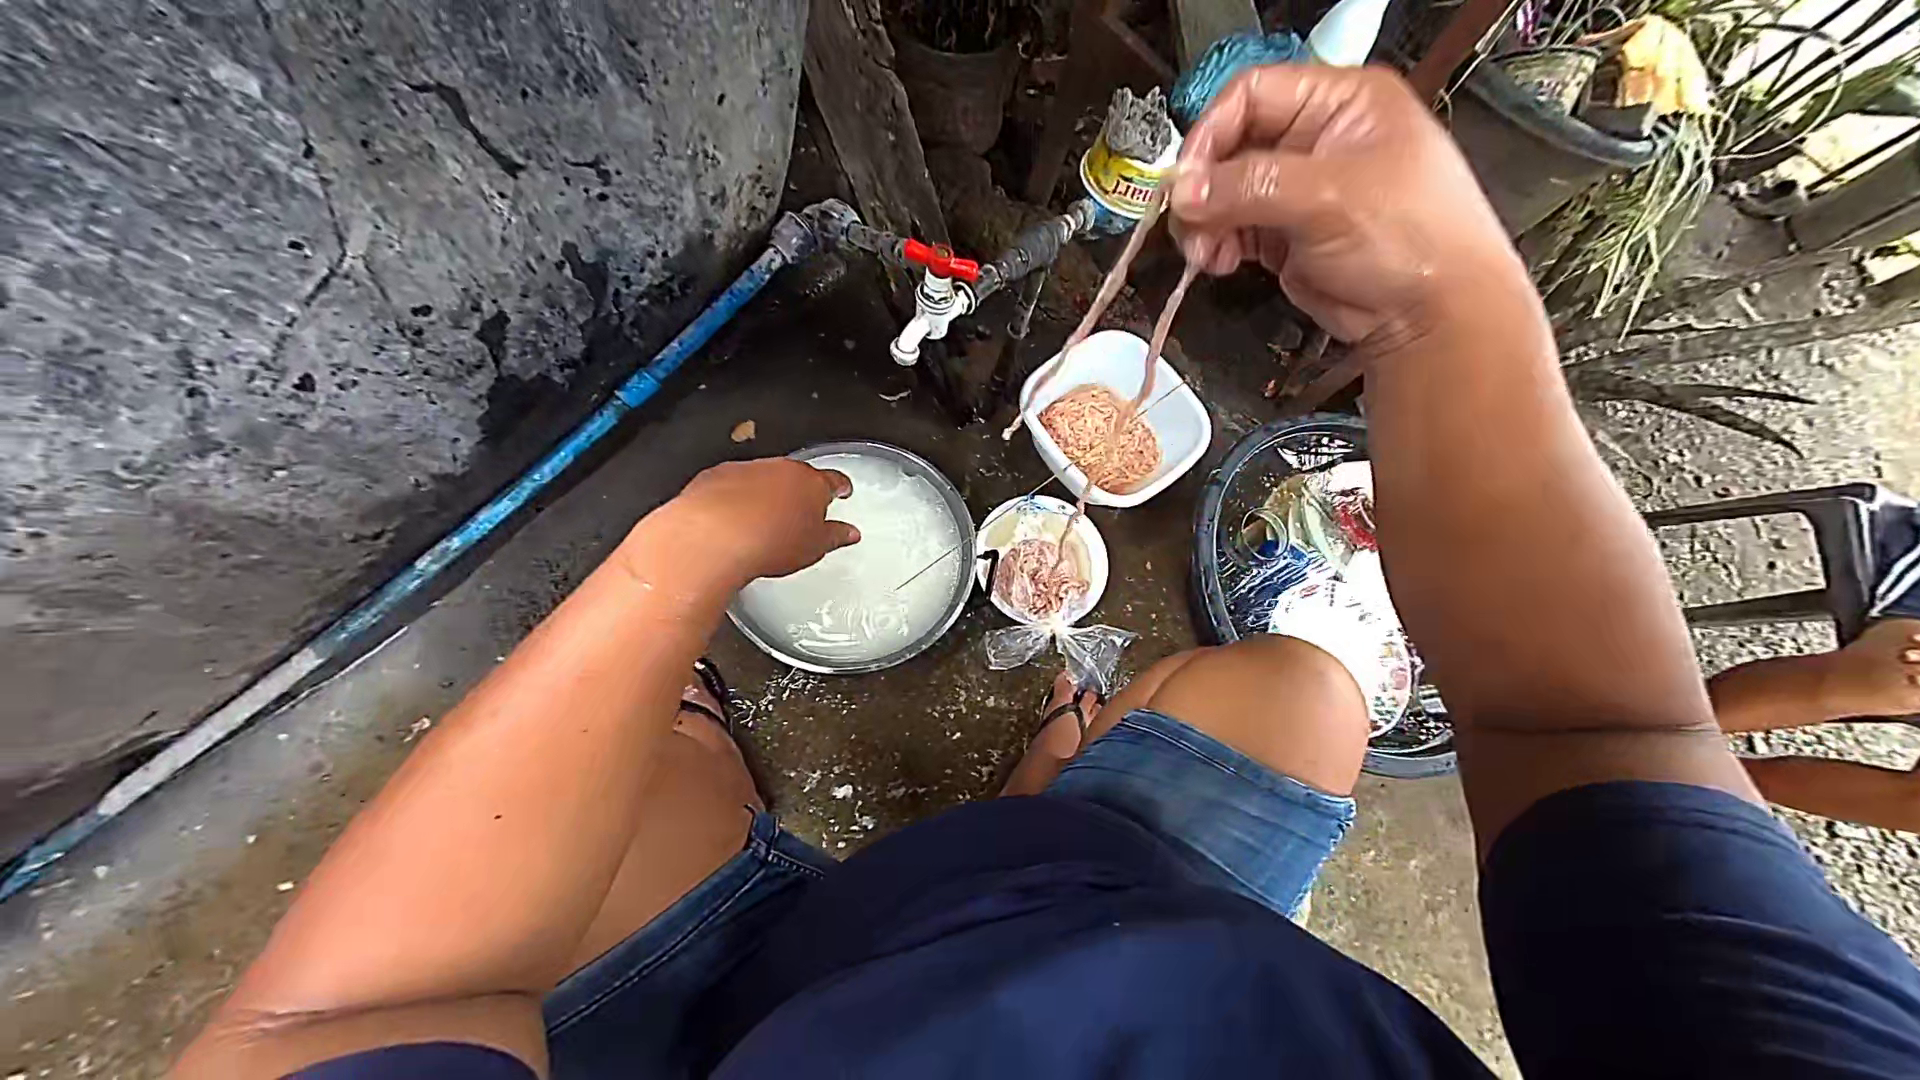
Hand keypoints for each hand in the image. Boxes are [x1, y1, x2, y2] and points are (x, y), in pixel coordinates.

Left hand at [629, 458, 860, 586]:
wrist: (712, 539)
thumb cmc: (765, 541)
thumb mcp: (814, 547)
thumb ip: (835, 536)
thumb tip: (848, 533)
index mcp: (812, 482)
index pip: (834, 480)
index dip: (841, 486)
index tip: (842, 490)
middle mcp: (780, 469)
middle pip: (796, 478)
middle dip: (798, 495)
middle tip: (797, 520)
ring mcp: (747, 470)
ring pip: (762, 480)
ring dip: (765, 497)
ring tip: (762, 528)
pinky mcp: (715, 477)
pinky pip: (731, 485)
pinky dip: (734, 499)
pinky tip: (733, 523)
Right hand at [1170, 66, 1535, 355]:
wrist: (1425, 313)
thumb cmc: (1412, 240)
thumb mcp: (1328, 198)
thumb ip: (1251, 187)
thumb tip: (1186, 189)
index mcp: (1338, 104)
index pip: (1251, 96)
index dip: (1210, 135)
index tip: (1185, 181)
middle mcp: (1311, 142)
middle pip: (1228, 149)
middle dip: (1202, 190)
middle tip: (1191, 225)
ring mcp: (1293, 191)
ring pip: (1222, 195)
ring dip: (1204, 225)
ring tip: (1207, 254)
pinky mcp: (1280, 234)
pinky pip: (1230, 231)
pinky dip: (1215, 247)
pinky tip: (1219, 263)